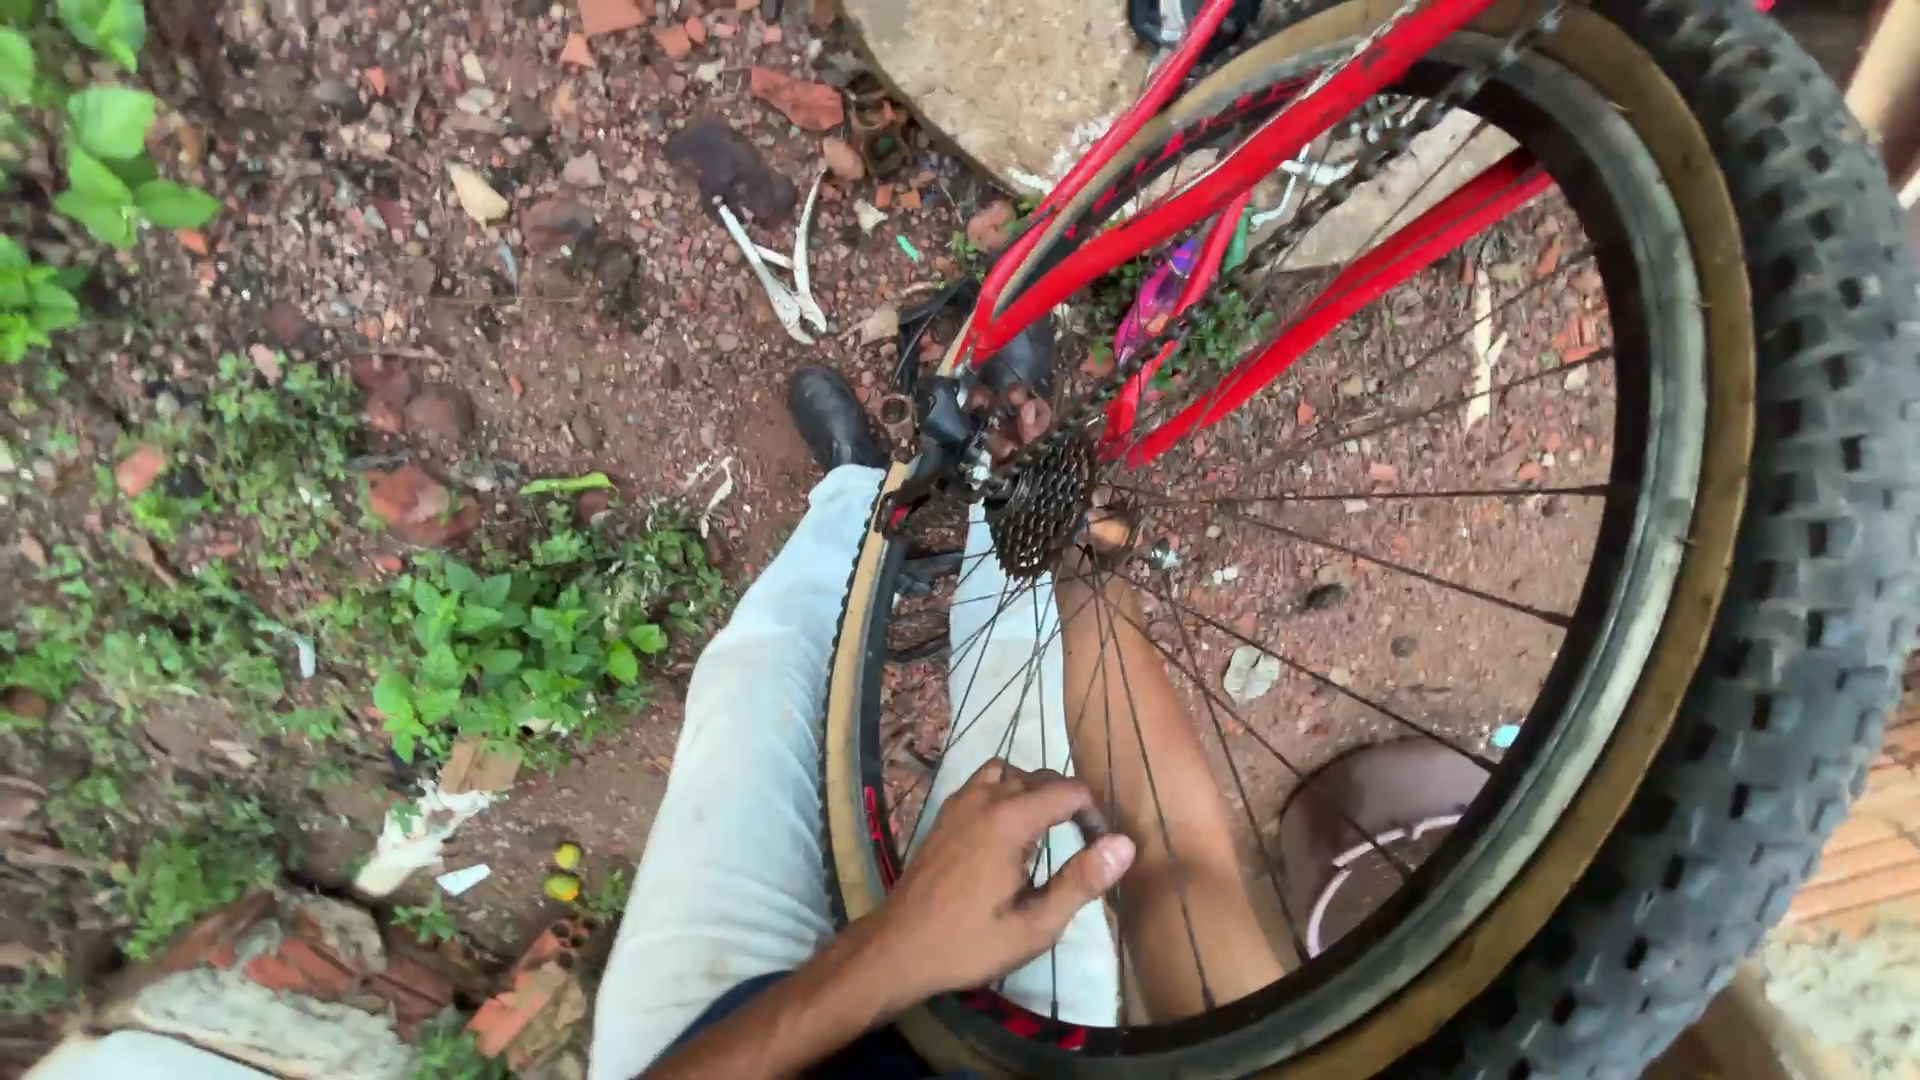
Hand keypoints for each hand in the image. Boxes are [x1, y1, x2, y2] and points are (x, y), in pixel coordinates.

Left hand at [862, 761, 1135, 1004]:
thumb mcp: (1035, 925)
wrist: (901, 945)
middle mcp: (986, 797)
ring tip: (1044, 832)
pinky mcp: (947, 809)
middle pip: (1041, 777)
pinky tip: (1007, 831)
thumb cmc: (971, 942)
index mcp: (1010, 819)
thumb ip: (1081, 881)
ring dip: (1034, 791)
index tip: (1100, 845)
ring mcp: (962, 799)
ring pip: (1011, 772)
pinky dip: (1006, 790)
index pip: (1068, 790)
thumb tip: (1124, 844)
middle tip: (1080, 844)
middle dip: (1068, 802)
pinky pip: (985, 781)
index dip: (1093, 813)